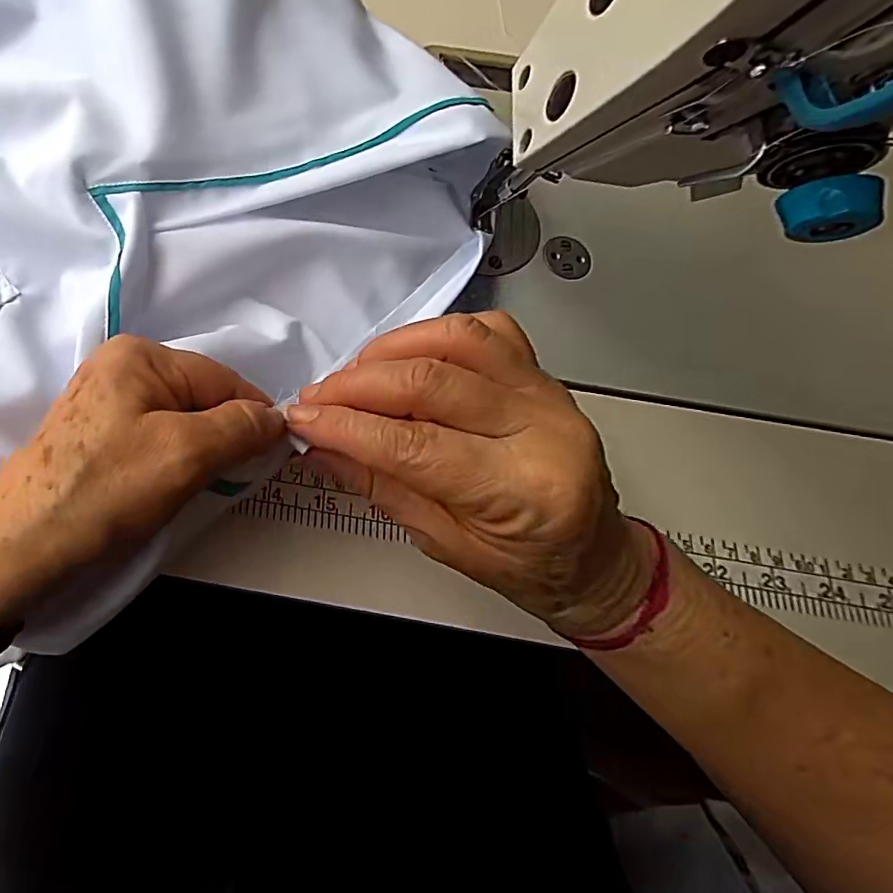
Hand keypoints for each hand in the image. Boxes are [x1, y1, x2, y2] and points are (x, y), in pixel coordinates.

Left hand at [0, 335, 288, 634]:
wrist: (24, 539)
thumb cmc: (105, 489)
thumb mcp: (185, 452)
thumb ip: (239, 428)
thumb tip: (276, 418)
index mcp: (137, 355)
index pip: (221, 378)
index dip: (253, 417)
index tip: (274, 458)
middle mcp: (115, 368)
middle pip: (197, 400)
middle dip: (221, 439)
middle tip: (231, 480)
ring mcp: (99, 403)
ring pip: (174, 425)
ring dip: (194, 456)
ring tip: (192, 490)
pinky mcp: (91, 438)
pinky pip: (148, 442)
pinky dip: (166, 465)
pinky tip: (164, 491)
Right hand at [284, 312, 650, 638]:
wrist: (592, 555)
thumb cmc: (523, 562)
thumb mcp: (439, 541)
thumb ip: (377, 485)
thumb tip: (319, 446)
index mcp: (521, 489)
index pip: (410, 443)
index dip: (344, 426)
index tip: (300, 419)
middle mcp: (543, 429)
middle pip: (429, 381)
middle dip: (353, 386)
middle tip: (314, 399)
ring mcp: (546, 393)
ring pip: (457, 340)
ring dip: (388, 351)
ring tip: (351, 376)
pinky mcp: (541, 374)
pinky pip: (486, 330)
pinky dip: (431, 335)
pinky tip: (402, 358)